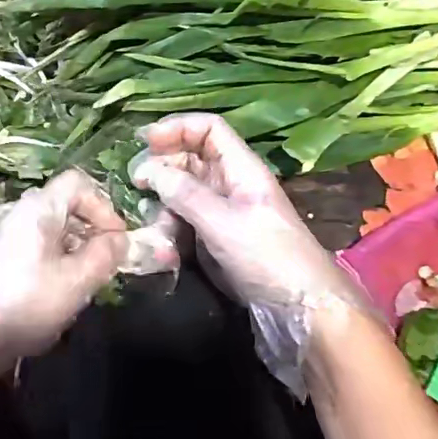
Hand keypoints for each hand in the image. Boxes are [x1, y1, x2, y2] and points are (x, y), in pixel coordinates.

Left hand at [0, 169, 129, 384]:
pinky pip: (31, 247)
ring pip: (48, 229)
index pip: (78, 183)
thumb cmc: (26, 304)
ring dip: (73, 248)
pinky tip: (54, 292)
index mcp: (36, 208)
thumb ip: (106, 255)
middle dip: (91, 231)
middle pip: (64, 206)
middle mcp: (15, 212)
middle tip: (105, 264)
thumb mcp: (77, 282)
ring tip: (83, 281)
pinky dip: (51, 260)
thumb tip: (120, 239)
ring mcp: (0, 234)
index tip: (116, 240)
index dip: (104, 207)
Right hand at [131, 114, 379, 395]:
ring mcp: (221, 213)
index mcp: (242, 169)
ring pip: (181, 192)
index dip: (177, 127)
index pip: (208, 129)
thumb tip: (149, 170)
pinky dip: (169, 229)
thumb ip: (184, 193)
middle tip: (136, 183)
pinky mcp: (213, 239)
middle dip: (161, 167)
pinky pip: (182, 222)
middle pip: (189, 158)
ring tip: (153, 228)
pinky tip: (162, 247)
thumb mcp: (224, 222)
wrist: (301, 311)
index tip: (145, 141)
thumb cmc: (269, 258)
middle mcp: (230, 185)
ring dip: (162, 204)